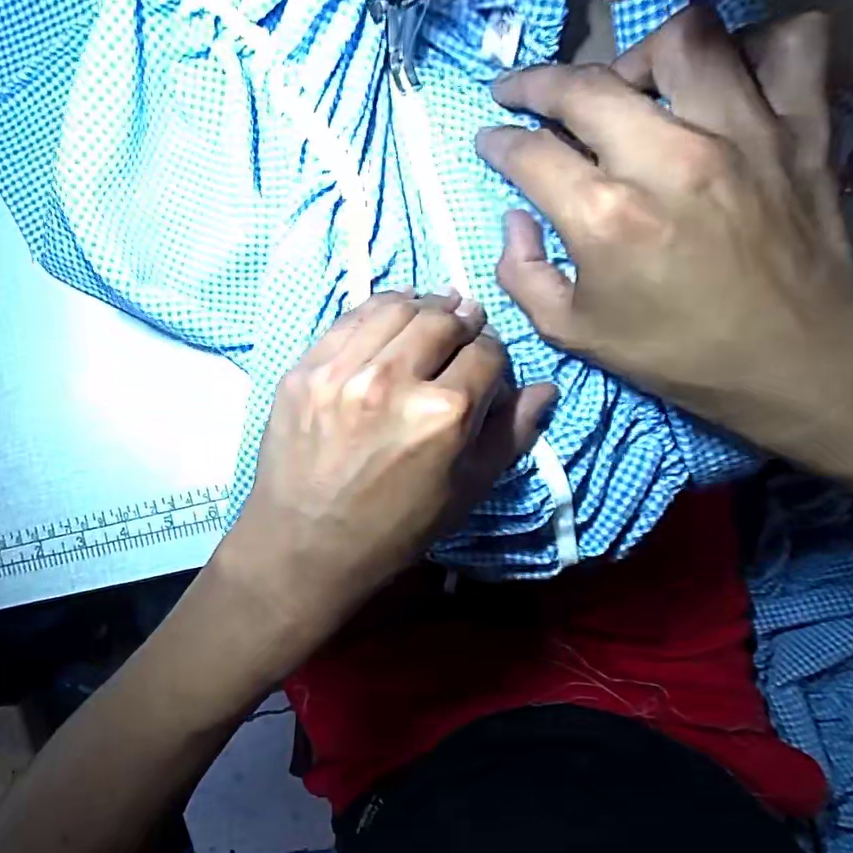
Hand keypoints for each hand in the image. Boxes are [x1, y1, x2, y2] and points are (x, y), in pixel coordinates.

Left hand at [214, 292, 555, 653]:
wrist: (307, 546)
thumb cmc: (398, 527)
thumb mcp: (468, 490)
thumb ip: (512, 433)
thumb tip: (546, 388)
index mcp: (444, 415)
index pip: (488, 353)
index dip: (495, 357)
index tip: (487, 369)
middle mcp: (394, 381)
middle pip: (444, 320)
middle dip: (464, 321)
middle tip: (464, 329)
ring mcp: (343, 370)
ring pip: (398, 307)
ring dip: (424, 306)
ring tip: (430, 315)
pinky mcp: (306, 368)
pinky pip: (351, 317)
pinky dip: (380, 309)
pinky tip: (391, 316)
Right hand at [476, 8, 852, 466]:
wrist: (793, 362)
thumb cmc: (677, 354)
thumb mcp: (574, 334)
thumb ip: (523, 274)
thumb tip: (516, 217)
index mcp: (606, 218)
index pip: (530, 151)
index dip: (497, 141)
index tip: (491, 140)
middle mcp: (668, 159)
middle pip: (586, 85)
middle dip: (536, 85)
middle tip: (524, 95)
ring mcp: (743, 132)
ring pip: (684, 38)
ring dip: (641, 56)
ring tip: (632, 86)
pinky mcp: (801, 127)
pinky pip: (791, 44)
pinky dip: (756, 46)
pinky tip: (728, 78)